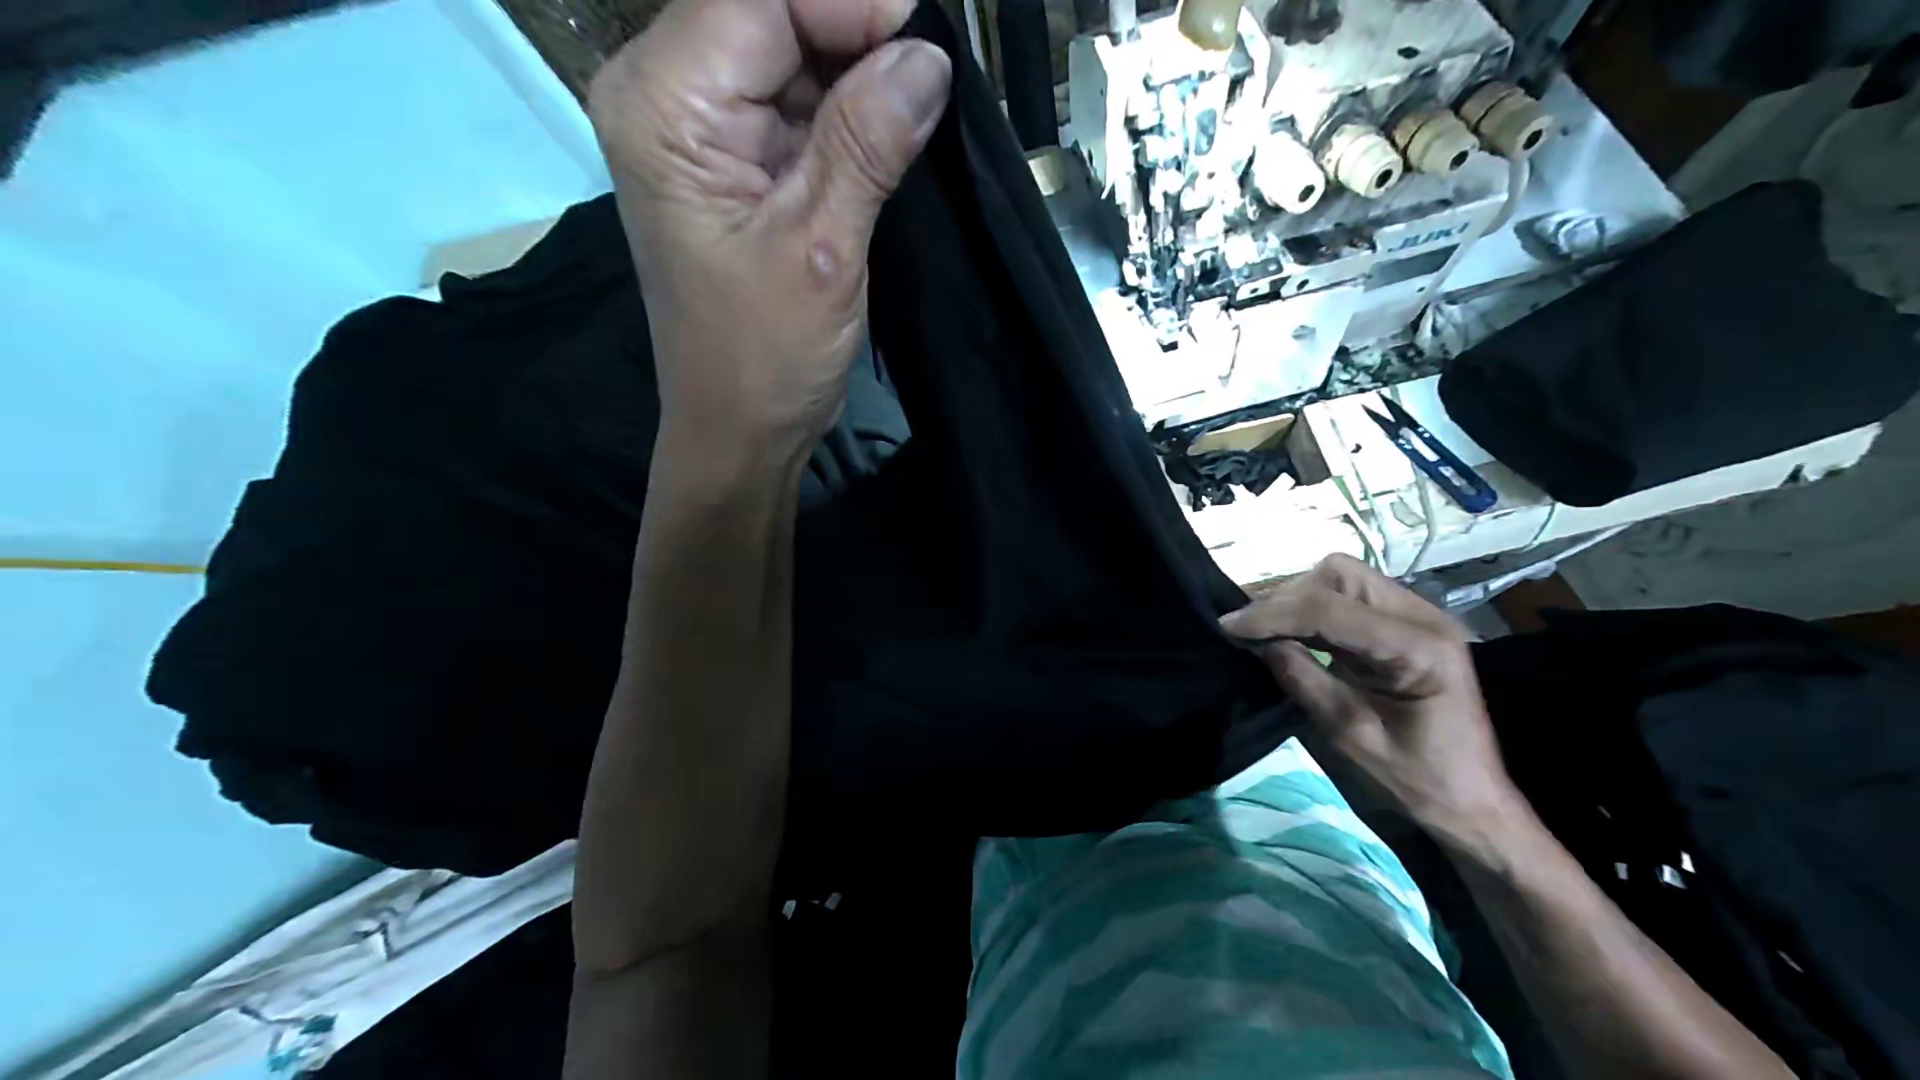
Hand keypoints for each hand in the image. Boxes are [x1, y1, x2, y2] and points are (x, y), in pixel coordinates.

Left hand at [588, 0, 951, 457]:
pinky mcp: (735, 165)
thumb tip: (929, 55)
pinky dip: (850, 116)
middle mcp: (668, 97)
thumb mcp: (820, 248)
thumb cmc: (764, 358)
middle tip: (938, 80)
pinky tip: (894, 136)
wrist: (739, 431)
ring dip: (862, 77)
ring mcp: (701, 131)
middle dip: (862, 38)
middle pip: (773, 16)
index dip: (853, 6)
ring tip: (924, 110)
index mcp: (664, 105)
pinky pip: (797, 108)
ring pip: (792, 57)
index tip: (936, 43)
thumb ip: (866, 142)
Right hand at [1219, 555, 1522, 848]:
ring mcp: (1415, 615)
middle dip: (1285, 599)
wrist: (1472, 802)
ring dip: (1296, 600)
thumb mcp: (1349, 733)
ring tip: (1265, 632)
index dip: (1271, 614)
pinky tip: (1291, 633)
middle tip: (1249, 633)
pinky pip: (1346, 596)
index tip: (1226, 627)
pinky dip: (1310, 609)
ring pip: (1339, 578)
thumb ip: (1301, 678)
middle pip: (1337, 575)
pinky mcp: (1402, 623)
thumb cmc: (1417, 779)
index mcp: (1419, 648)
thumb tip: (1255, 641)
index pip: (1329, 609)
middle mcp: (1423, 616)